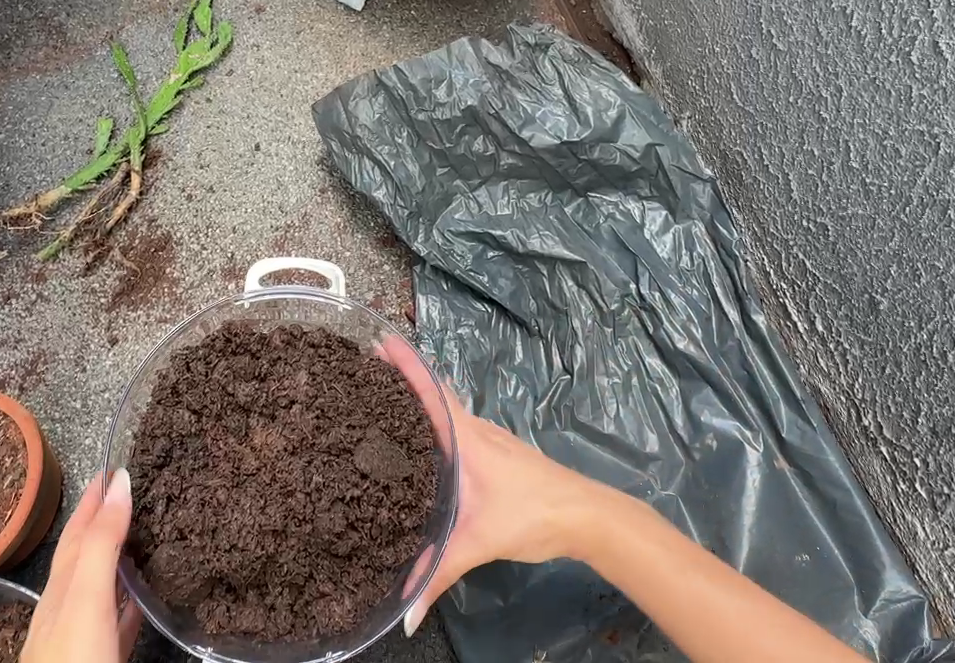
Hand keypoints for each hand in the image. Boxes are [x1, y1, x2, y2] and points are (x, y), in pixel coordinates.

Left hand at [22, 471, 144, 662]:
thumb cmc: (74, 662)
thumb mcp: (87, 597)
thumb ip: (103, 541)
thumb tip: (120, 478)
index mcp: (63, 588)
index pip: (79, 530)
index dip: (94, 497)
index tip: (113, 465)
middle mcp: (67, 609)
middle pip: (85, 556)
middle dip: (102, 521)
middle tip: (128, 489)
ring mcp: (81, 640)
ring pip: (100, 586)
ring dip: (115, 557)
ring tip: (139, 533)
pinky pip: (116, 623)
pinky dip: (127, 602)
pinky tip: (140, 600)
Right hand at [378, 339, 609, 636]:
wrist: (586, 515)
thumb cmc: (533, 513)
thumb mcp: (481, 541)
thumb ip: (441, 571)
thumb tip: (405, 614)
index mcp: (466, 436)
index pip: (431, 390)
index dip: (406, 364)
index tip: (380, 340)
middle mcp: (474, 429)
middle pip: (435, 393)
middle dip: (404, 377)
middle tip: (369, 367)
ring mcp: (487, 439)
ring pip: (446, 411)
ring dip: (420, 399)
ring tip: (385, 401)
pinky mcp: (495, 454)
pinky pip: (456, 428)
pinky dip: (435, 422)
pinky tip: (424, 444)